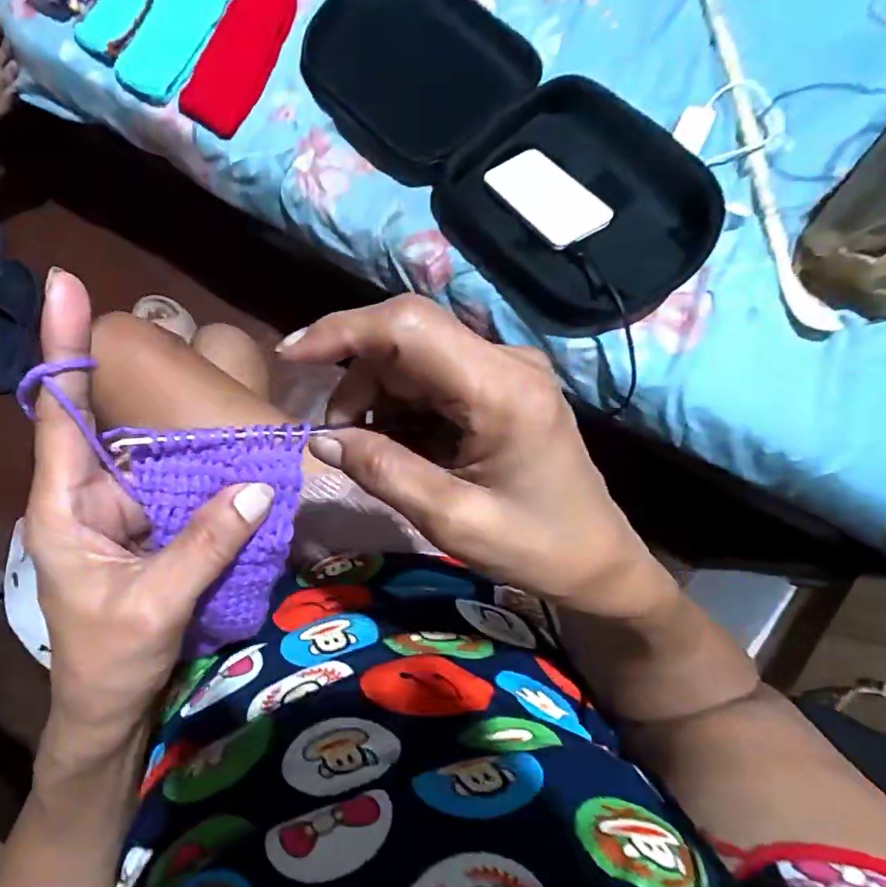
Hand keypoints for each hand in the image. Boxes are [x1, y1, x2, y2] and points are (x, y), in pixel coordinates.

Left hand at [23, 270, 274, 750]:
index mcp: (62, 507)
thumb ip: (203, 547)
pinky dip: (196, 470)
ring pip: (146, 453)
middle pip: (106, 421)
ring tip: (215, 396)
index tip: (63, 285)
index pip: (58, 414)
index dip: (63, 350)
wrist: (107, 712)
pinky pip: (169, 486)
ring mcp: (115, 511)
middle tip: (169, 332)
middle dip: (133, 378)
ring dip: (179, 431)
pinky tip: (226, 453)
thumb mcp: (154, 606)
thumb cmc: (109, 664)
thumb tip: (256, 487)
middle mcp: (83, 497)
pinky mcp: (142, 529)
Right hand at [279, 295, 675, 619]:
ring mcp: (499, 369)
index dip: (341, 330)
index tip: (289, 355)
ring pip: (406, 357)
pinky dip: (393, 408)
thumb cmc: (534, 546)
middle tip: (337, 437)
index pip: (408, 325)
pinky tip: (397, 446)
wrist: (596, 561)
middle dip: (354, 380)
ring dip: (371, 397)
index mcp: (500, 388)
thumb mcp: (450, 519)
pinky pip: (423, 377)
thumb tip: (318, 437)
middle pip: (401, 336)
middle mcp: (502, 361)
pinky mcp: (492, 384)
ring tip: (370, 452)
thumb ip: (382, 471)